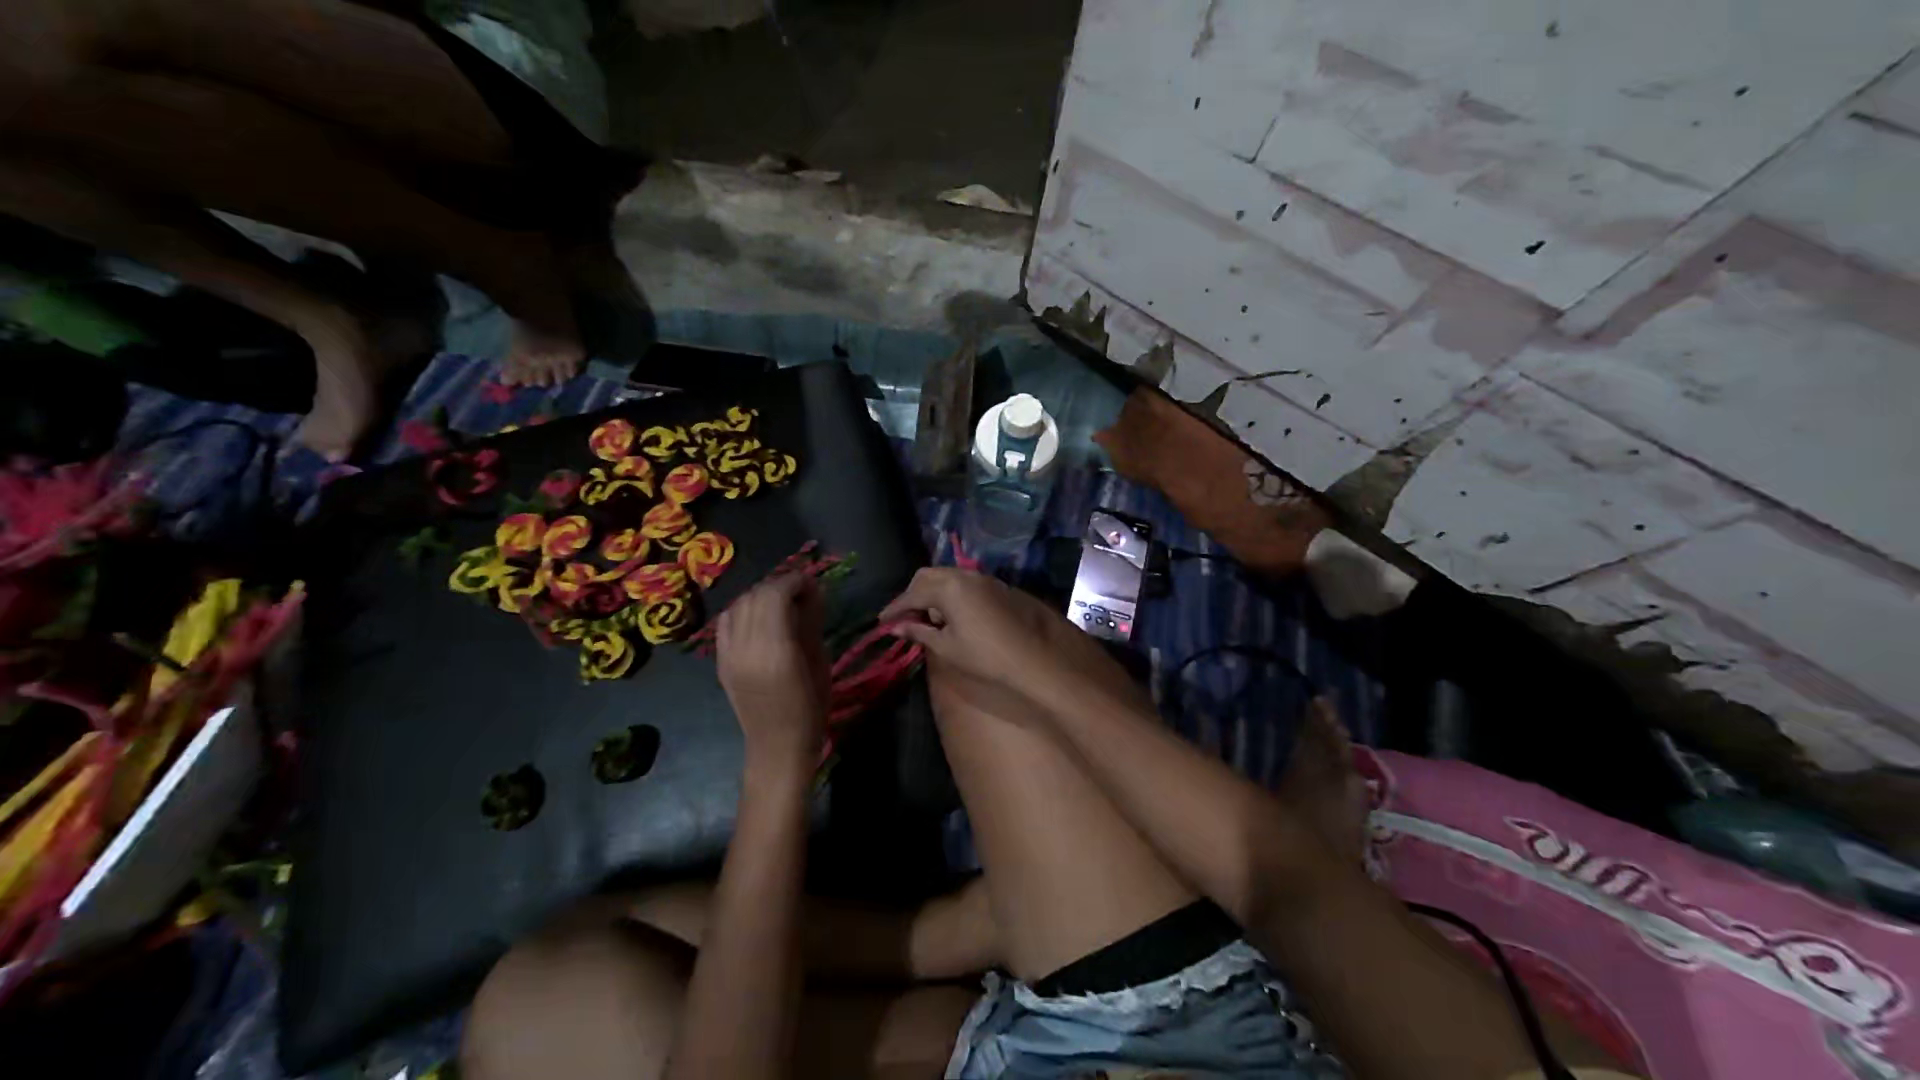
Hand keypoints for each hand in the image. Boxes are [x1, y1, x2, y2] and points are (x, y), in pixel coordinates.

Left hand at [716, 572, 828, 770]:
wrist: (777, 746)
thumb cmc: (810, 708)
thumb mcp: (820, 662)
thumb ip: (812, 623)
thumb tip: (813, 591)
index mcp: (775, 650)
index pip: (776, 594)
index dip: (795, 581)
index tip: (813, 584)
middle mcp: (746, 647)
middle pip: (756, 595)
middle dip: (780, 585)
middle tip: (802, 593)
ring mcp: (728, 654)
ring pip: (739, 604)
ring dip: (761, 596)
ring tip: (782, 604)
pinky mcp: (720, 660)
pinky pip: (727, 622)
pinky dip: (743, 610)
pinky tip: (759, 618)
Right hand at [879, 568, 1136, 714]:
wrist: (1038, 659)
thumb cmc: (987, 656)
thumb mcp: (947, 648)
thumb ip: (919, 632)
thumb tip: (897, 626)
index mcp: (948, 587)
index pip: (912, 594)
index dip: (895, 609)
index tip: (882, 622)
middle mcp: (965, 575)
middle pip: (928, 577)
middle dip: (913, 594)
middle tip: (903, 617)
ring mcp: (984, 579)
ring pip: (948, 577)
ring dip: (933, 593)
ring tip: (926, 618)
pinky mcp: (999, 588)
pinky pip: (965, 584)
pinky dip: (951, 594)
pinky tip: (951, 616)